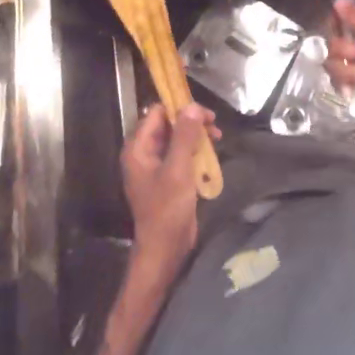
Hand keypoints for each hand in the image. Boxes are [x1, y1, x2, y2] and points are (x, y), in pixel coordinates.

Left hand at [120, 103, 218, 267]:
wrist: (165, 247)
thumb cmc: (167, 208)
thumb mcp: (178, 169)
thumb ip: (184, 136)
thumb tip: (192, 106)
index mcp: (138, 149)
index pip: (156, 114)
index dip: (179, 108)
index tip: (203, 112)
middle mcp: (143, 154)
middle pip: (167, 125)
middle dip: (191, 122)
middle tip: (214, 125)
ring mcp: (155, 167)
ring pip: (176, 140)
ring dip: (195, 136)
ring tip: (217, 138)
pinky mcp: (167, 179)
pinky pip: (180, 156)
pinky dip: (195, 152)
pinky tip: (210, 155)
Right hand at [325, 0, 354, 116]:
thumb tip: (338, 0)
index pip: (348, 13)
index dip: (340, 18)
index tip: (336, 24)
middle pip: (336, 38)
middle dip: (343, 50)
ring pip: (334, 60)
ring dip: (349, 69)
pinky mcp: (354, 81)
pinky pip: (337, 77)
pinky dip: (349, 82)